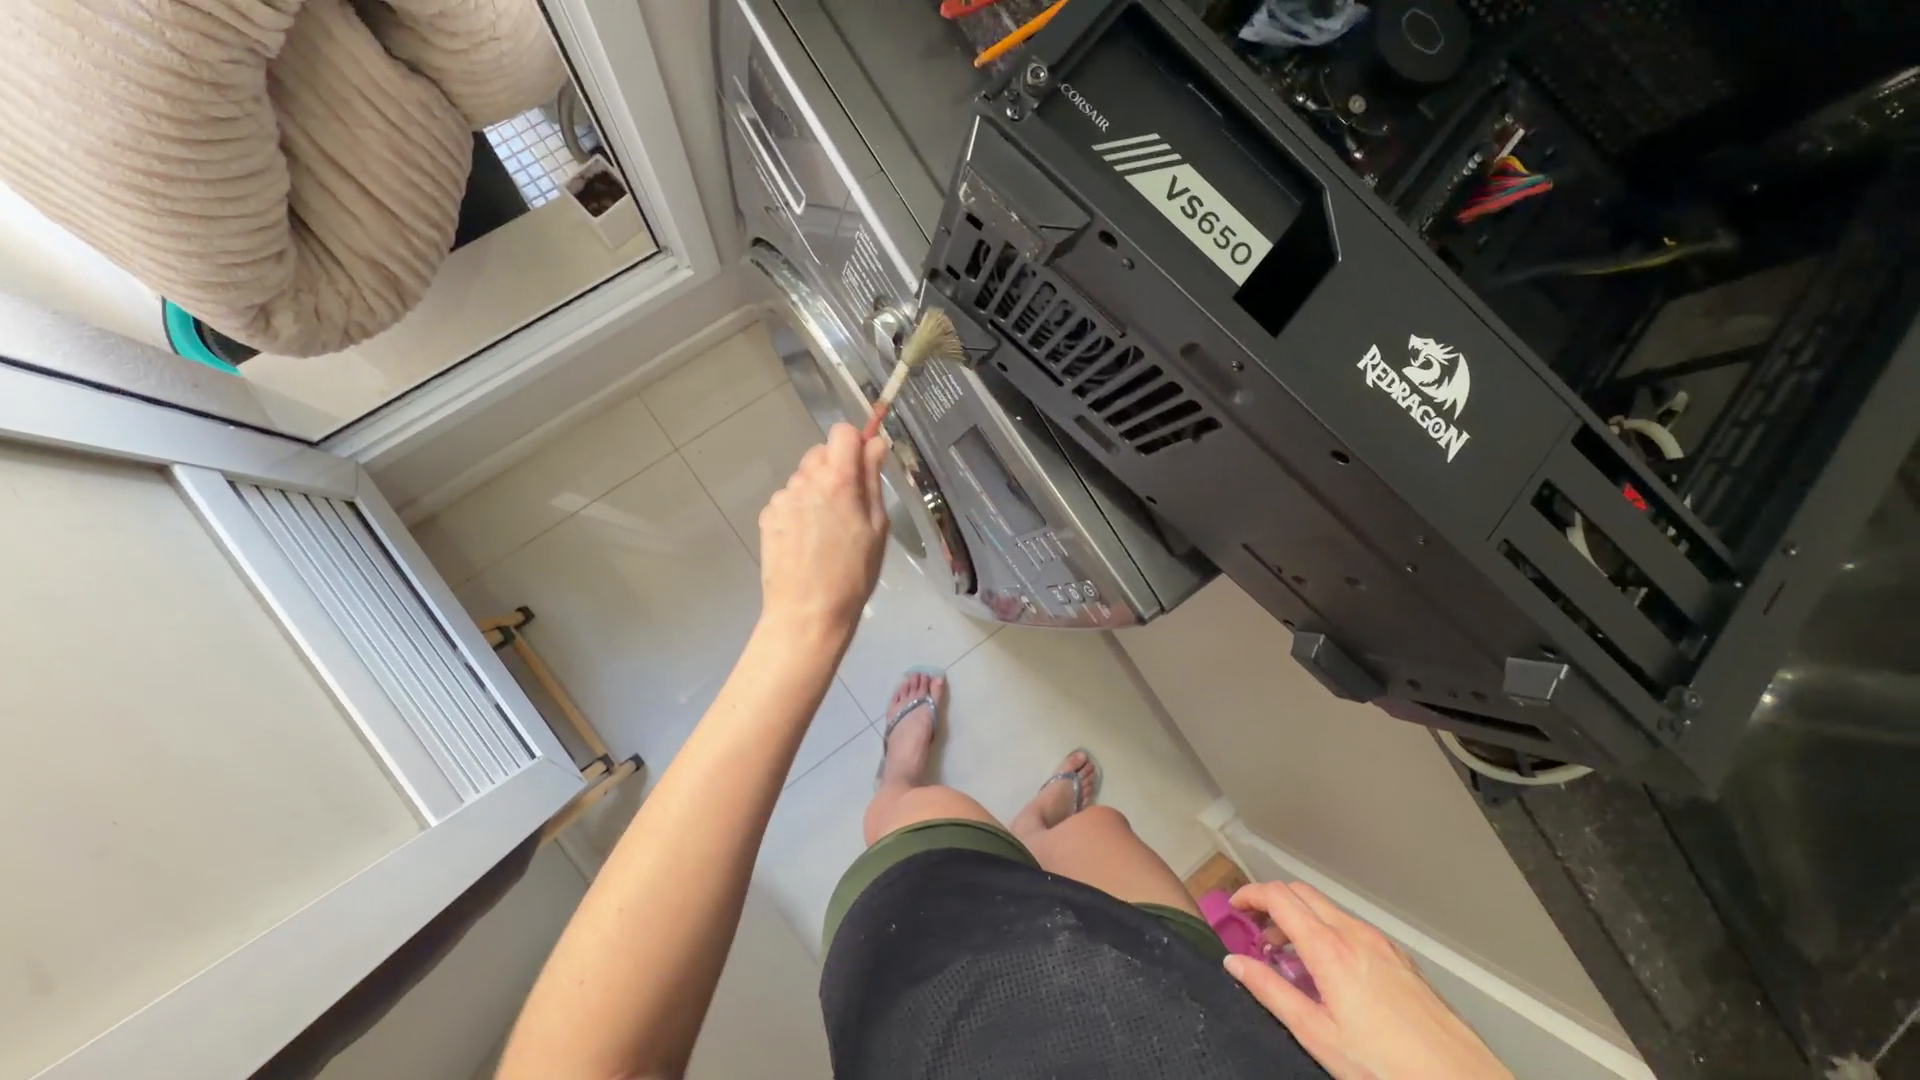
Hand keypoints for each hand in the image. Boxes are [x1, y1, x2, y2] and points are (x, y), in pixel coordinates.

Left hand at [757, 423, 889, 639]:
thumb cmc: (853, 574)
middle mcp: (805, 481)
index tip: (864, 465)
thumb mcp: (876, 527)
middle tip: (849, 505)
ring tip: (827, 530)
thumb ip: (873, 480)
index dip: (856, 443)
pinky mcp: (767, 517)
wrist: (807, 612)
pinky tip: (807, 541)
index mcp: (838, 480)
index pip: (842, 432)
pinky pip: (789, 500)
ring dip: (817, 490)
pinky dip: (799, 510)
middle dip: (836, 469)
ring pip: (804, 477)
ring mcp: (782, 499)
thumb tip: (876, 444)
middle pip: (821, 453)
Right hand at [1224, 881, 1512, 1079]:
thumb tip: (1234, 962)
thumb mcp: (1317, 1034)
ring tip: (1288, 958)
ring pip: (1328, 909)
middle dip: (1271, 903)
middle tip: (1255, 933)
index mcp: (1329, 948)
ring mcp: (1381, 943)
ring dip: (1299, 918)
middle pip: (1301, 892)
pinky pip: (1352, 927)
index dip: (1249, 895)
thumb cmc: (1386, 1066)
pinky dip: (1327, 931)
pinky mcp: (1400, 958)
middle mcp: (1355, 934)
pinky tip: (1328, 972)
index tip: (1233, 908)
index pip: (1278, 897)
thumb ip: (1271, 991)